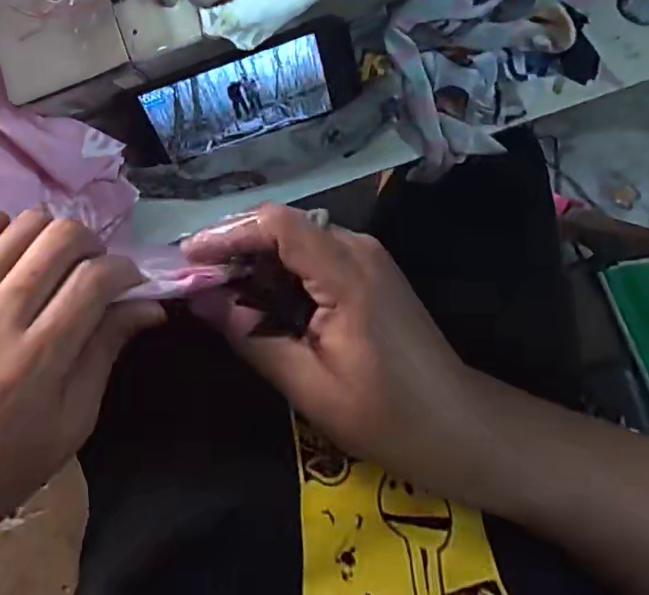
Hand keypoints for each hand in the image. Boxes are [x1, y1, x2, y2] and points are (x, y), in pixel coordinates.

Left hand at [0, 210, 162, 586]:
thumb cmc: (7, 464)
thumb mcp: (74, 420)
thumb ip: (107, 351)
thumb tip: (149, 305)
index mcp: (39, 357)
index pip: (96, 279)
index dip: (125, 271)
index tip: (131, 283)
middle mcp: (0, 317)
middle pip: (62, 238)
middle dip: (94, 245)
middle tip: (95, 271)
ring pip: (21, 226)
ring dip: (52, 233)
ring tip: (56, 261)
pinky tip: (8, 245)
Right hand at [183, 203, 482, 495]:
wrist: (460, 425)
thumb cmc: (387, 415)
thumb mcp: (309, 385)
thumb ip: (251, 335)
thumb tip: (199, 299)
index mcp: (346, 271)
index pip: (277, 223)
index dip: (228, 233)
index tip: (188, 256)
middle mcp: (357, 247)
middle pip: (284, 224)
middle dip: (235, 245)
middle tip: (194, 276)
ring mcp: (366, 254)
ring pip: (297, 237)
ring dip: (256, 258)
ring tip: (216, 287)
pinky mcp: (369, 268)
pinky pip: (314, 253)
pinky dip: (281, 268)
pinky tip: (259, 296)